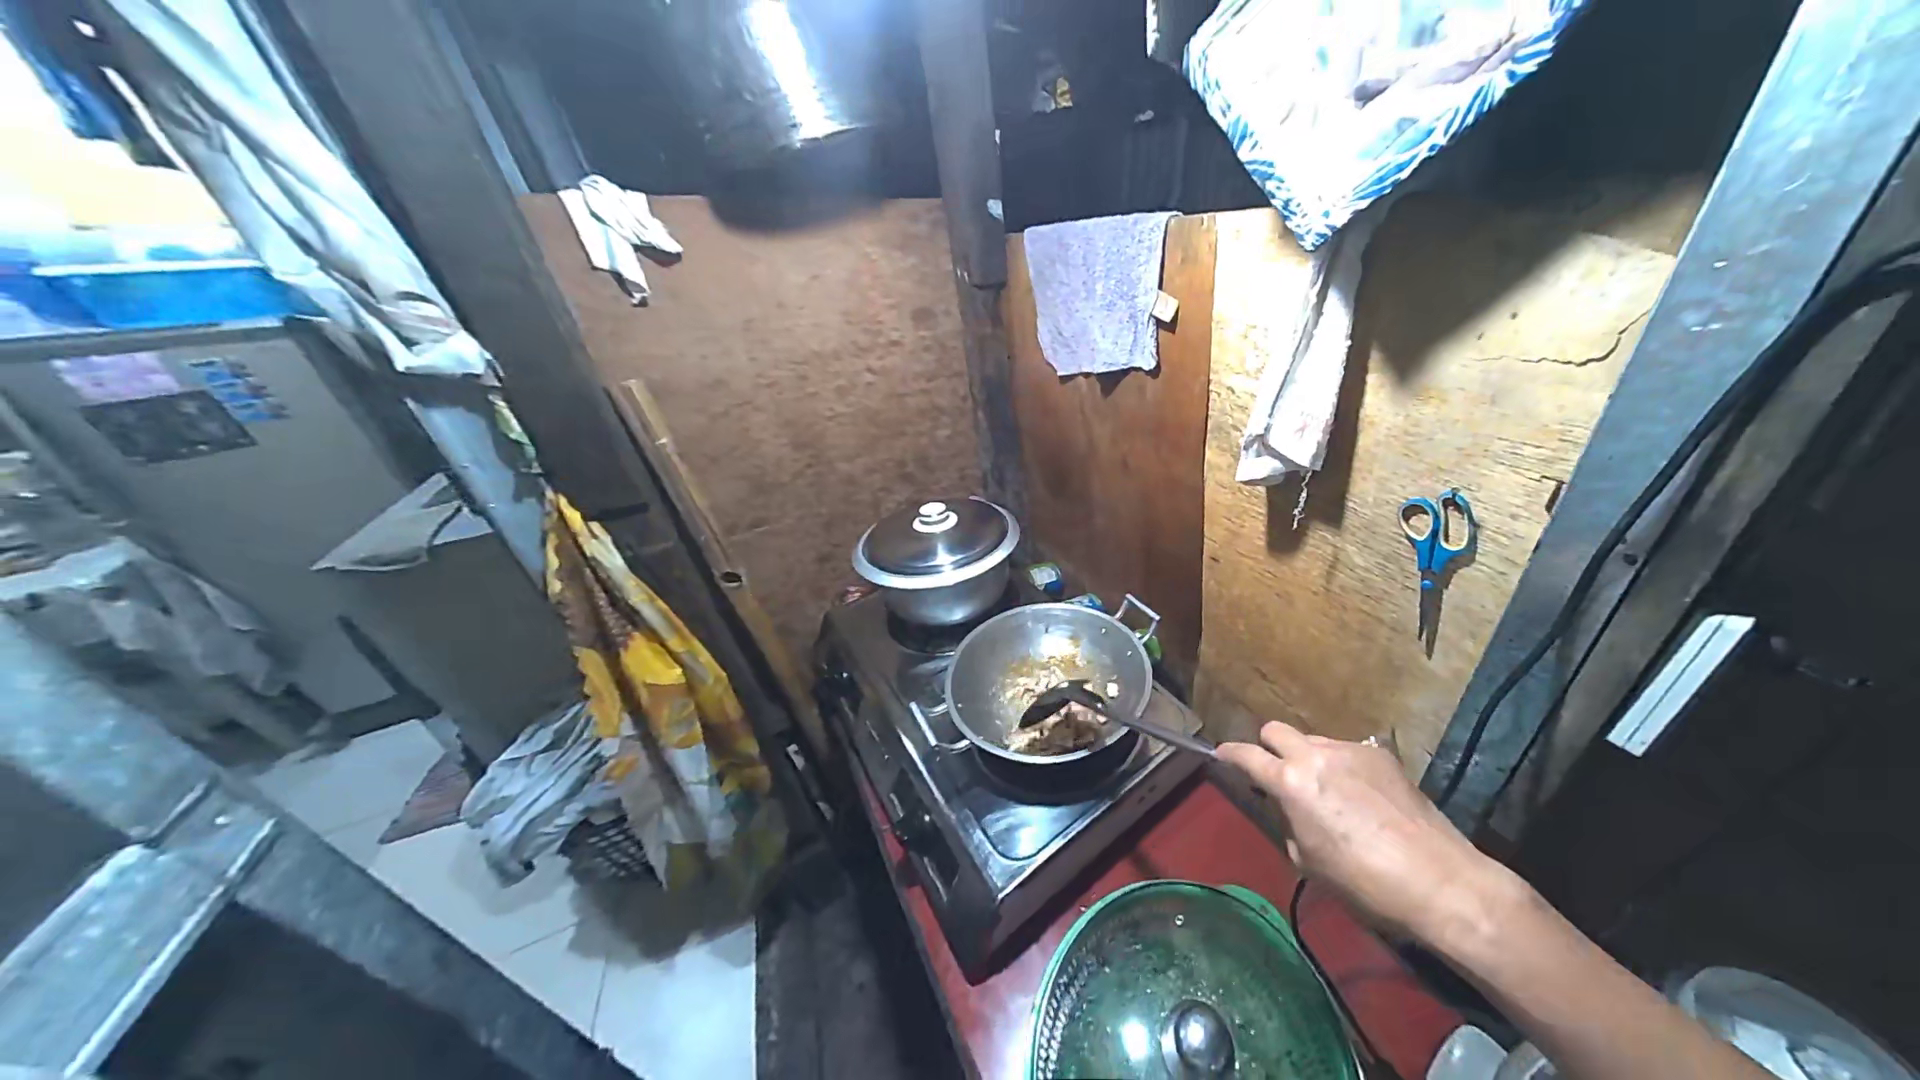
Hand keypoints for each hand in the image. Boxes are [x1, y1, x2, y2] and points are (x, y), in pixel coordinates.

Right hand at [1216, 721, 1514, 944]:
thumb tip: (1289, 805)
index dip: (1229, 754)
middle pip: (1275, 729)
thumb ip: (1288, 820)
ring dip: (1308, 757)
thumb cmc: (1365, 882)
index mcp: (1291, 781)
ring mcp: (1352, 751)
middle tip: (1276, 772)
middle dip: (1268, 747)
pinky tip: (1361, 797)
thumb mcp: (1308, 859)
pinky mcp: (1383, 758)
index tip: (1222, 756)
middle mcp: (1316, 755)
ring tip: (1327, 789)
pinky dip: (1342, 767)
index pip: (1246, 755)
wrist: (1443, 883)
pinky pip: (1348, 752)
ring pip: (1314, 740)